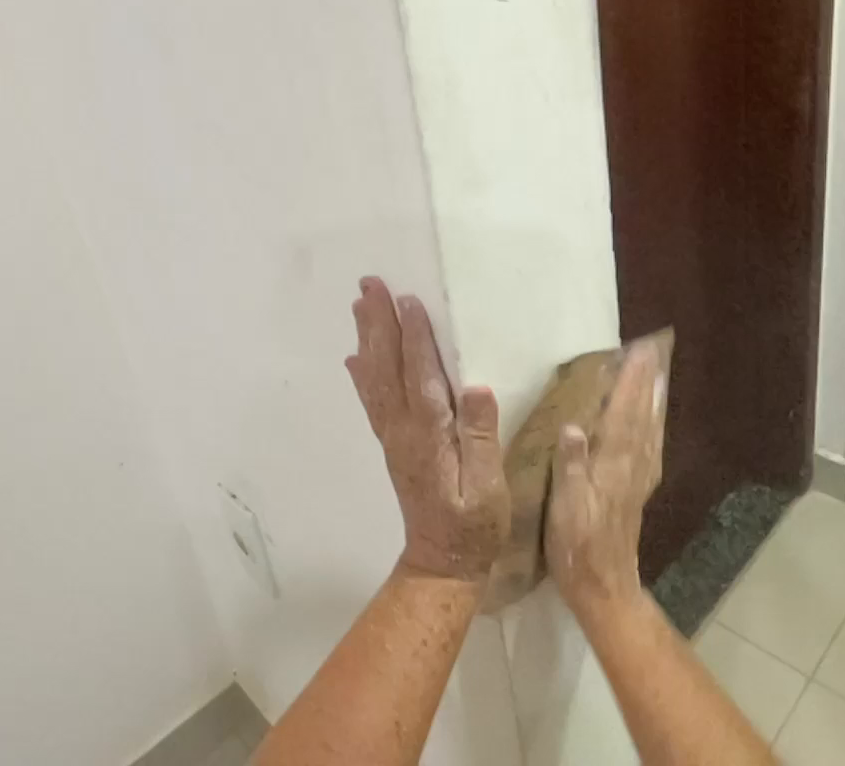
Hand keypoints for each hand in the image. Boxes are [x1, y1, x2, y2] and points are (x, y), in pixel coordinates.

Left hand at [345, 277, 508, 582]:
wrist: (442, 561)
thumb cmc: (474, 525)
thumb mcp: (489, 486)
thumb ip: (481, 436)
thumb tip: (477, 386)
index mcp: (430, 435)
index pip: (421, 375)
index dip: (415, 337)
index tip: (408, 299)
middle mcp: (403, 429)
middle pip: (388, 367)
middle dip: (379, 323)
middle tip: (369, 284)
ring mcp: (393, 436)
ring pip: (375, 378)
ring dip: (367, 339)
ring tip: (359, 305)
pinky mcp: (392, 443)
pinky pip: (373, 401)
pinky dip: (362, 374)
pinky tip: (356, 357)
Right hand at [545, 338, 666, 612]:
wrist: (604, 588)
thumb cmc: (576, 547)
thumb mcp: (564, 508)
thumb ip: (570, 466)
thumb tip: (573, 426)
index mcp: (612, 466)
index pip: (622, 414)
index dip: (630, 383)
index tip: (637, 351)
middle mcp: (631, 467)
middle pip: (643, 416)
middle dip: (647, 382)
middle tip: (654, 351)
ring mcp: (638, 480)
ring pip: (650, 430)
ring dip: (653, 400)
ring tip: (658, 374)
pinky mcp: (637, 492)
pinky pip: (650, 447)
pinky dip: (653, 426)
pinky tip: (653, 421)